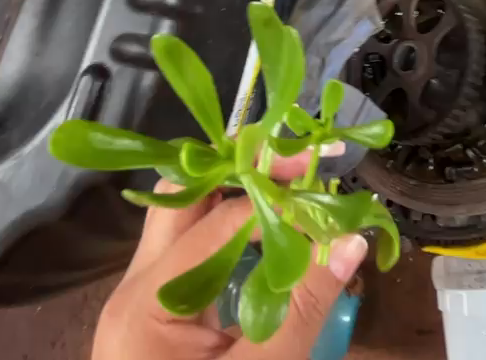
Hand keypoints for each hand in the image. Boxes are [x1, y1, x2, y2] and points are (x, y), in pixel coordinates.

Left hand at [91, 167, 367, 359]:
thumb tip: (352, 237)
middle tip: (301, 165)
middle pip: (185, 200)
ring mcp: (139, 303)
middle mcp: (133, 288)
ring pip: (184, 222)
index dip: (280, 198)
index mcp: (147, 302)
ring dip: (236, 198)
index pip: (223, 220)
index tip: (330, 185)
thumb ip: (303, 308)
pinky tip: (269, 237)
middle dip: (243, 173)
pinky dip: (230, 234)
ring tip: (291, 188)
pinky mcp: (155, 320)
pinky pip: (190, 255)